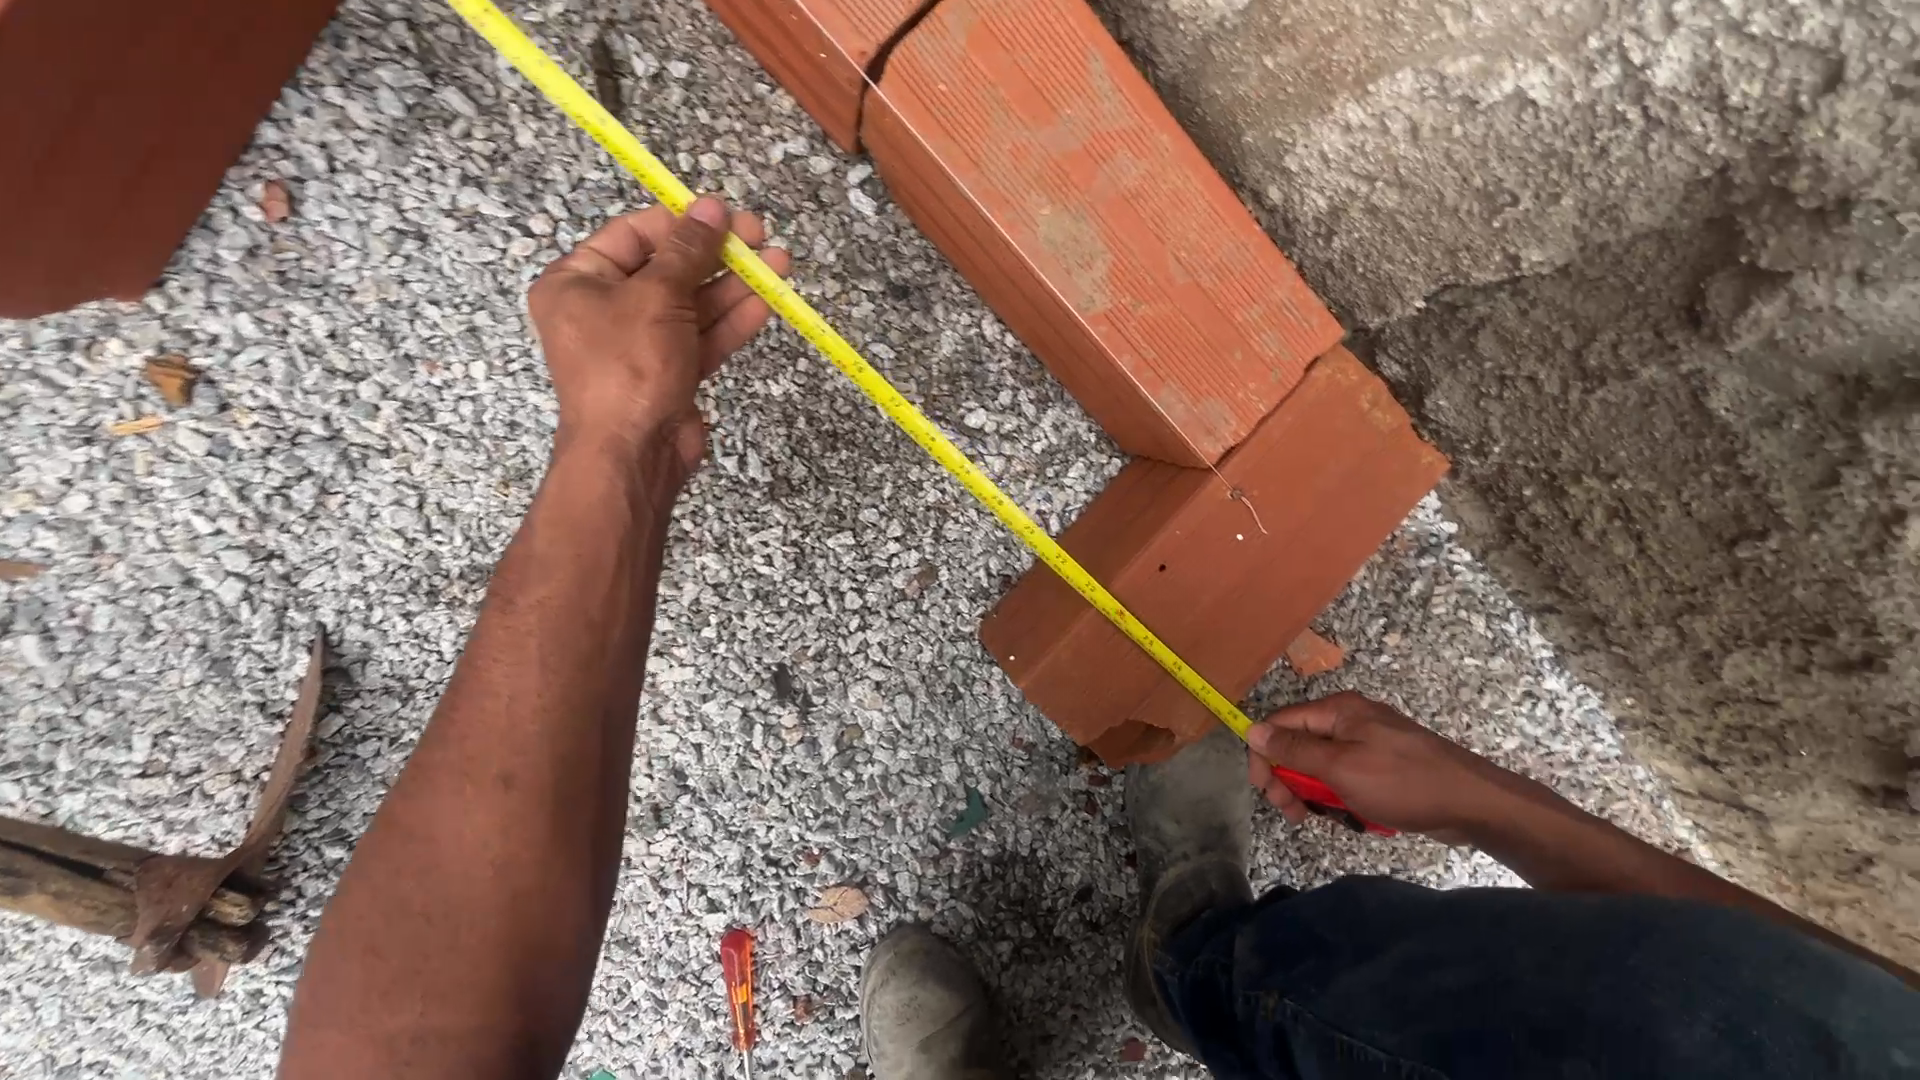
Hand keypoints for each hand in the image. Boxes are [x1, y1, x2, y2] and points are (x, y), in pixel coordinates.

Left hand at [527, 196, 792, 476]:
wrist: (633, 453)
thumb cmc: (628, 366)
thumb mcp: (657, 297)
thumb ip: (688, 251)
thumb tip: (712, 207)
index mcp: (578, 282)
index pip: (633, 236)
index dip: (681, 222)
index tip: (724, 213)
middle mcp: (606, 310)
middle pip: (669, 269)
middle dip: (717, 254)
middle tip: (760, 236)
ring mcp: (642, 345)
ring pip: (693, 305)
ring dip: (736, 286)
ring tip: (780, 264)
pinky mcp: (671, 373)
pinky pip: (702, 338)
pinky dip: (733, 321)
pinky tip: (768, 301)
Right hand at [1245, 692, 1528, 840]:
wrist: (1475, 805)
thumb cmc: (1403, 782)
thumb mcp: (1340, 767)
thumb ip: (1293, 749)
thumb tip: (1252, 730)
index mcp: (1337, 710)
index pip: (1280, 723)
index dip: (1264, 754)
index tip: (1263, 789)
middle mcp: (1350, 720)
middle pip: (1299, 745)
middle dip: (1289, 778)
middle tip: (1291, 812)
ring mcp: (1369, 744)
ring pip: (1321, 765)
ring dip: (1314, 793)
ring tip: (1324, 818)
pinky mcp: (1384, 767)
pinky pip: (1346, 777)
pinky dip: (1342, 797)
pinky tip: (1352, 815)